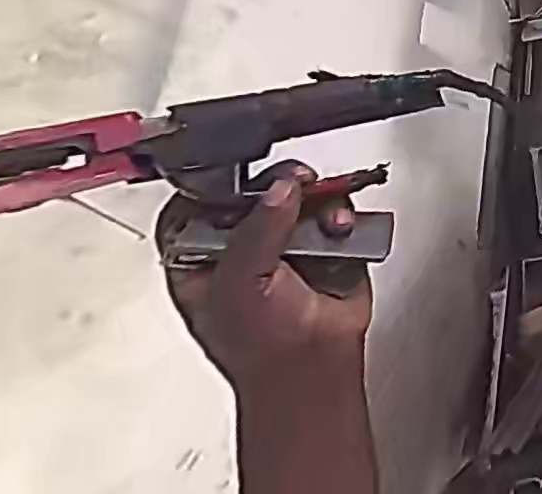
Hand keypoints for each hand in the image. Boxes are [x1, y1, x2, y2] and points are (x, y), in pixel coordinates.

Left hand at [155, 161, 372, 388]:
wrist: (317, 362)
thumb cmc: (262, 345)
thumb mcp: (240, 286)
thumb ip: (256, 233)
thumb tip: (280, 188)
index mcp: (202, 258)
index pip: (197, 206)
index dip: (220, 187)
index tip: (247, 180)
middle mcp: (244, 244)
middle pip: (259, 191)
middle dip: (284, 184)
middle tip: (300, 182)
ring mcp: (287, 240)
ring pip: (303, 195)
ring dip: (322, 200)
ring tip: (330, 222)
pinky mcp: (326, 238)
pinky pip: (336, 207)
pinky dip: (344, 211)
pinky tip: (342, 228)